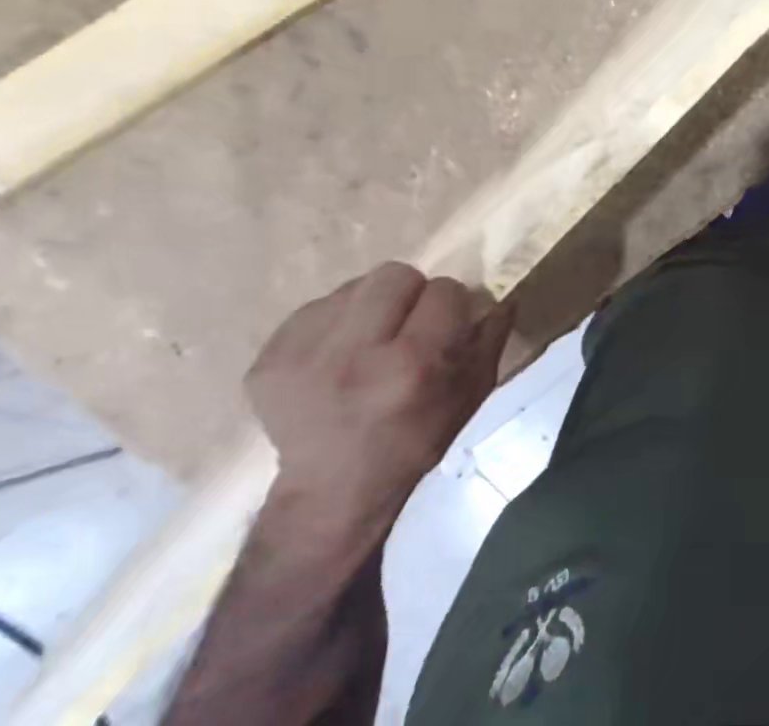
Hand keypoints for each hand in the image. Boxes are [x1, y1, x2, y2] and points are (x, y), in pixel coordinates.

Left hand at [245, 262, 514, 526]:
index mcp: (413, 365)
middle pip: (395, 274)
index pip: (444, 290)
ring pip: (353, 287)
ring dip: (370, 308)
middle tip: (408, 326)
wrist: (334, 494)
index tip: (447, 325)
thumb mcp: (470, 398)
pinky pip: (315, 310)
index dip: (451, 306)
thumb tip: (500, 296)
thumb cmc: (418, 446)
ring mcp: (302, 355)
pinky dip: (334, 326)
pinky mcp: (267, 359)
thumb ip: (489, 340)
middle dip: (410, 295)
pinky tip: (337, 359)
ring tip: (370, 344)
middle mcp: (355, 353)